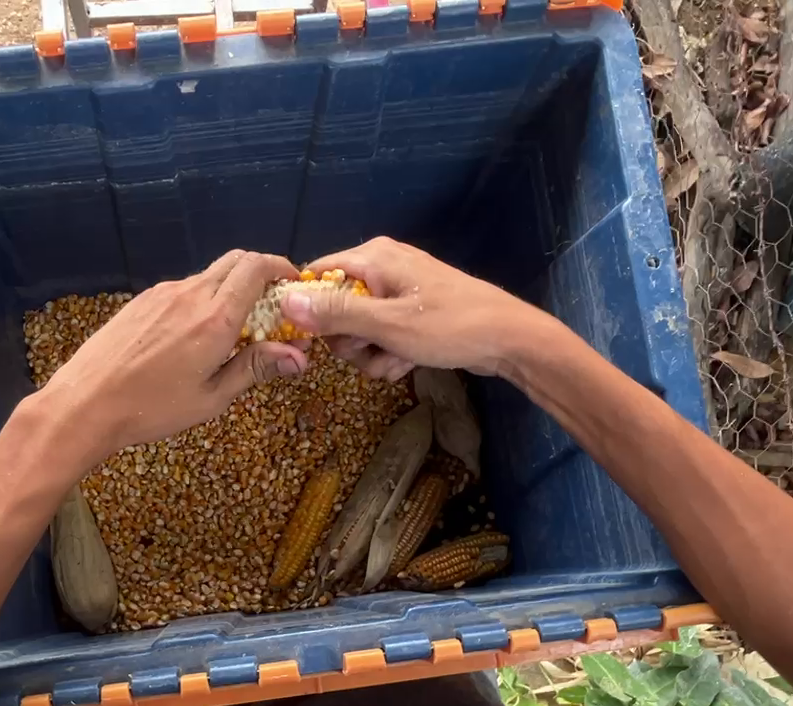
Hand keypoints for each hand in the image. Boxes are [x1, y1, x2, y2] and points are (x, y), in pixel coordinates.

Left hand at [34, 249, 307, 460]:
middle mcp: (191, 294)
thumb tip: (298, 356)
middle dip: (260, 273)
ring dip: (230, 289)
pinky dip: (202, 299)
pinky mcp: (142, 301)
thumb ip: (254, 369)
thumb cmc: (153, 408)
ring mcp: (162, 294)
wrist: (86, 402)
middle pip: (235, 260)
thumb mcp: (211, 398)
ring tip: (233, 328)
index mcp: (215, 318)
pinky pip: (183, 289)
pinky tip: (194, 335)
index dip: (280, 268)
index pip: (256, 267)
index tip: (292, 286)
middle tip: (271, 304)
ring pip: (209, 275)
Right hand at [281, 236, 569, 380]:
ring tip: (397, 360)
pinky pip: (380, 336)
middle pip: (334, 310)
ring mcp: (397, 291)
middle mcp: (381, 267)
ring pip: (357, 330)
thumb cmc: (448, 326)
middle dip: (349, 342)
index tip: (316, 341)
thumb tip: (285, 301)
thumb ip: (335, 313)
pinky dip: (388, 354)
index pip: (316, 277)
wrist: (507, 340)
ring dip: (370, 355)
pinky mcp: (410, 313)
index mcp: (373, 257)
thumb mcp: (386, 324)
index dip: (309, 310)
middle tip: (371, 351)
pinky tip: (408, 362)